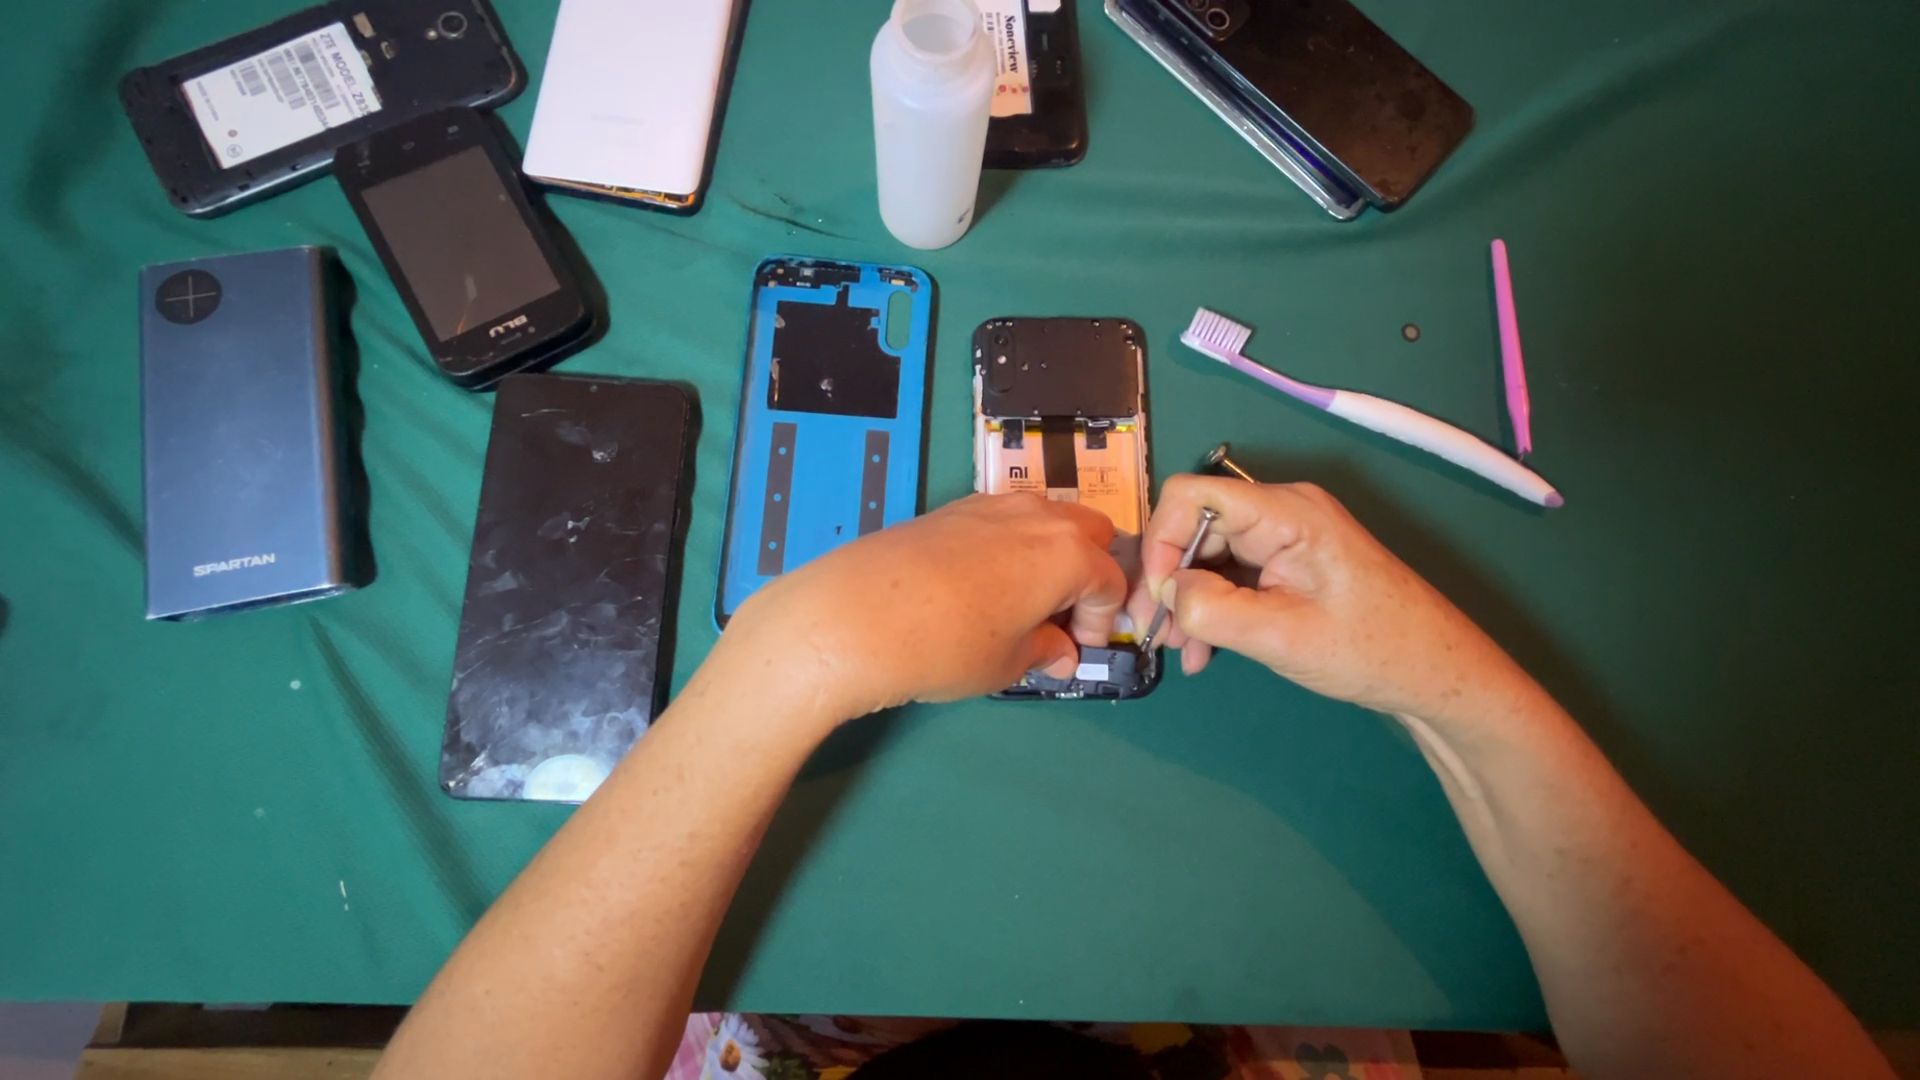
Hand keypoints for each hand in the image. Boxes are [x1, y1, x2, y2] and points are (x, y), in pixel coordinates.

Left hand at [720, 493, 1127, 719]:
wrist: (857, 614)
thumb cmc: (948, 647)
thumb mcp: (1006, 663)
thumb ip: (1044, 651)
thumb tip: (1061, 654)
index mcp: (1068, 553)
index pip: (1110, 582)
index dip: (1101, 621)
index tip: (1076, 649)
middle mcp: (1037, 517)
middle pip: (1089, 532)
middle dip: (1088, 571)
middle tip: (1060, 615)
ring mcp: (992, 506)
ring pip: (1045, 517)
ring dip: (1051, 551)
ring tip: (1022, 596)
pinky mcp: (953, 508)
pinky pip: (1004, 518)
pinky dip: (1012, 543)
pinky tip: (981, 581)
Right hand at [1126, 475, 1521, 720]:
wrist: (1437, 675)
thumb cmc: (1369, 651)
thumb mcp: (1280, 636)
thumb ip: (1211, 609)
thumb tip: (1166, 590)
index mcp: (1285, 513)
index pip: (1192, 496)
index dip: (1161, 539)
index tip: (1158, 594)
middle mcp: (1280, 512)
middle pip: (1195, 527)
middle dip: (1168, 579)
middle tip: (1152, 631)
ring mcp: (1283, 536)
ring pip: (1208, 555)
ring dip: (1187, 600)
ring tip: (1181, 651)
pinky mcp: (1286, 561)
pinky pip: (1230, 573)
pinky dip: (1211, 607)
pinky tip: (1204, 649)